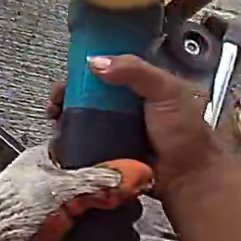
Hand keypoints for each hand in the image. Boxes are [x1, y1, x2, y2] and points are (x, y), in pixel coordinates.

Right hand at [51, 55, 225, 198]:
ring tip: (53, 118)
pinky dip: (66, 138)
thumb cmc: (183, 133)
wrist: (186, 178)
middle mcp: (124, 105)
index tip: (69, 75)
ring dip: (62, 115)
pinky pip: (80, 141)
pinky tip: (58, 138)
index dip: (84, 69)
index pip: (106, 69)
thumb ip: (135, 71)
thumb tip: (95, 62)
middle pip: (86, 93)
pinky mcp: (105, 150)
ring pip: (79, 116)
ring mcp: (113, 129)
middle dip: (66, 94)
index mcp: (140, 85)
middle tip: (56, 101)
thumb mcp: (165, 91)